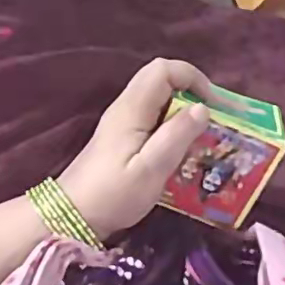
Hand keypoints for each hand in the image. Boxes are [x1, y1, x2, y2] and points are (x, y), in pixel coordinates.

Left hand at [58, 58, 213, 236]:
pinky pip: (150, 115)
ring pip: (156, 97)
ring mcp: (120, 120)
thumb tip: (202, 108)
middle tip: (210, 119)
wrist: (72, 214)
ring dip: (181, 109)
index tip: (212, 105)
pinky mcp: (120, 135)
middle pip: (159, 78)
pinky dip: (169, 123)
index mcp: (132, 109)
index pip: (163, 69)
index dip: (192, 77)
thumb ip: (177, 136)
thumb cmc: (113, 194)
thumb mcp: (151, 169)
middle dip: (190, 90)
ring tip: (199, 136)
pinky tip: (178, 149)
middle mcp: (124, 107)